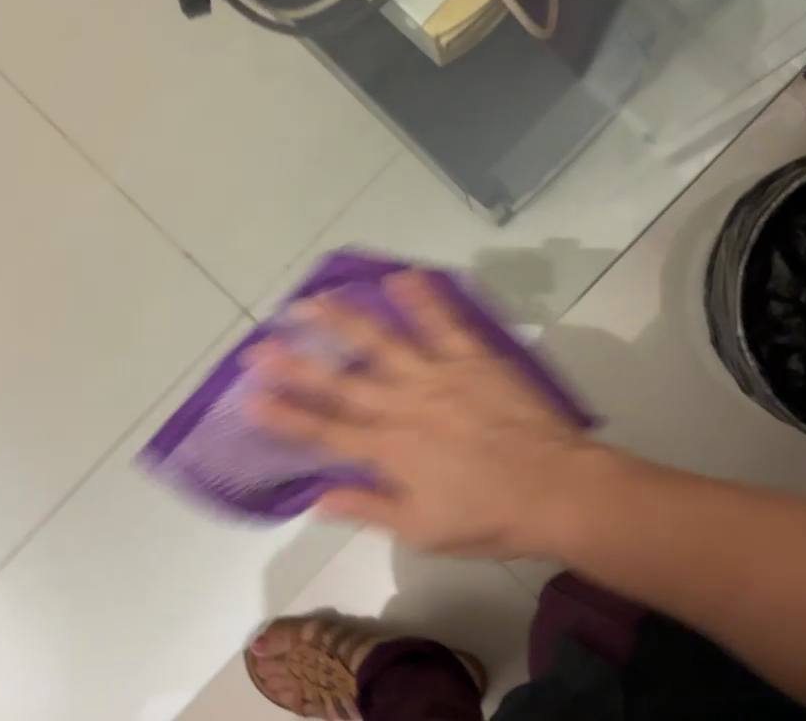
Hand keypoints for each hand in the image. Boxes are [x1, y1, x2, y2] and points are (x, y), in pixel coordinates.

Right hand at [244, 270, 602, 556]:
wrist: (556, 488)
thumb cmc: (489, 517)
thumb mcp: (422, 529)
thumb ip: (368, 507)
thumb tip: (316, 497)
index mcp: (390, 451)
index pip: (324, 432)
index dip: (285, 414)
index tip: (249, 396)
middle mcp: (405, 405)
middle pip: (341, 381)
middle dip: (296, 364)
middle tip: (260, 344)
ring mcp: (439, 375)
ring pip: (382, 341)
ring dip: (344, 320)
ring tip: (312, 299)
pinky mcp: (472, 357)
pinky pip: (443, 322)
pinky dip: (422, 298)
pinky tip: (400, 276)